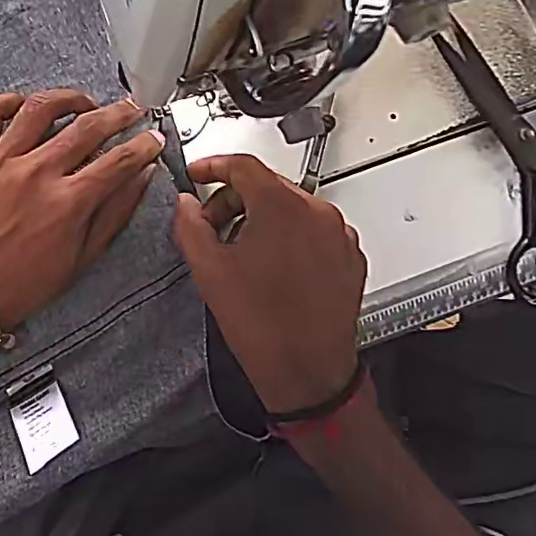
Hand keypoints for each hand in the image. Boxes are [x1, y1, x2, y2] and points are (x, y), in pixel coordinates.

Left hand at [0, 90, 163, 378]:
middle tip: (130, 111)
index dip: (144, 145)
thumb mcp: (84, 256)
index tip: (152, 140)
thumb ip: (117, 211)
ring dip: (71, 98)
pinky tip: (26, 105)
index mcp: (67, 203)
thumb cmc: (25, 282)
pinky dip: (7, 101)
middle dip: (119, 113)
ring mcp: (1, 162)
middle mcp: (35, 175)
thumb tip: (142, 176)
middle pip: (88, 126)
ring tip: (85, 103)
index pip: (119, 160)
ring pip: (41, 107)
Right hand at [172, 153, 365, 413]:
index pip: (242, 165)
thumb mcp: (209, 270)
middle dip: (233, 199)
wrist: (308, 371)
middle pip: (267, 184)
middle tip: (212, 225)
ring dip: (261, 218)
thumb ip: (190, 225)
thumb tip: (186, 205)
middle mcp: (316, 212)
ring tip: (242, 253)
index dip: (213, 166)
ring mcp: (337, 234)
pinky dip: (289, 236)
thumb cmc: (267, 328)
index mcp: (281, 207)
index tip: (200, 173)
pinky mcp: (349, 255)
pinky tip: (271, 267)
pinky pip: (313, 230)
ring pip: (291, 207)